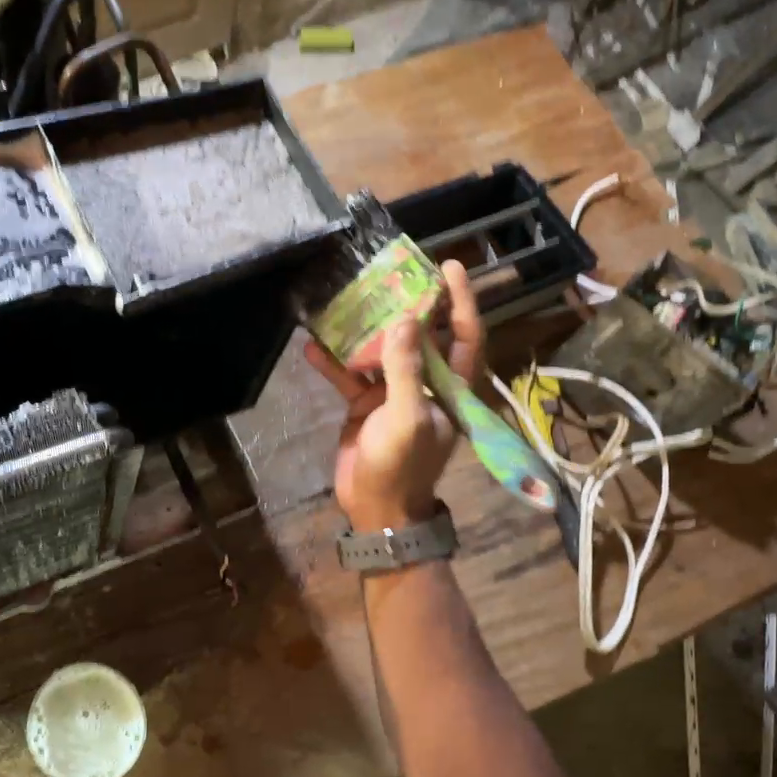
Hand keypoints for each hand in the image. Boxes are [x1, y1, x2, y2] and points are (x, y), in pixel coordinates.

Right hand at [304, 259, 482, 531]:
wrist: (375, 508)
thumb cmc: (402, 467)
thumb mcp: (407, 418)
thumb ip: (405, 370)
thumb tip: (404, 320)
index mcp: (451, 388)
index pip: (463, 335)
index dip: (459, 301)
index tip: (446, 267)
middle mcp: (427, 385)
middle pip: (421, 336)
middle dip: (408, 305)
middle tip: (391, 274)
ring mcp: (394, 395)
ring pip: (382, 353)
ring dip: (365, 330)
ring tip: (347, 300)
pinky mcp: (365, 407)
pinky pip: (351, 377)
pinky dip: (334, 364)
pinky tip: (313, 347)